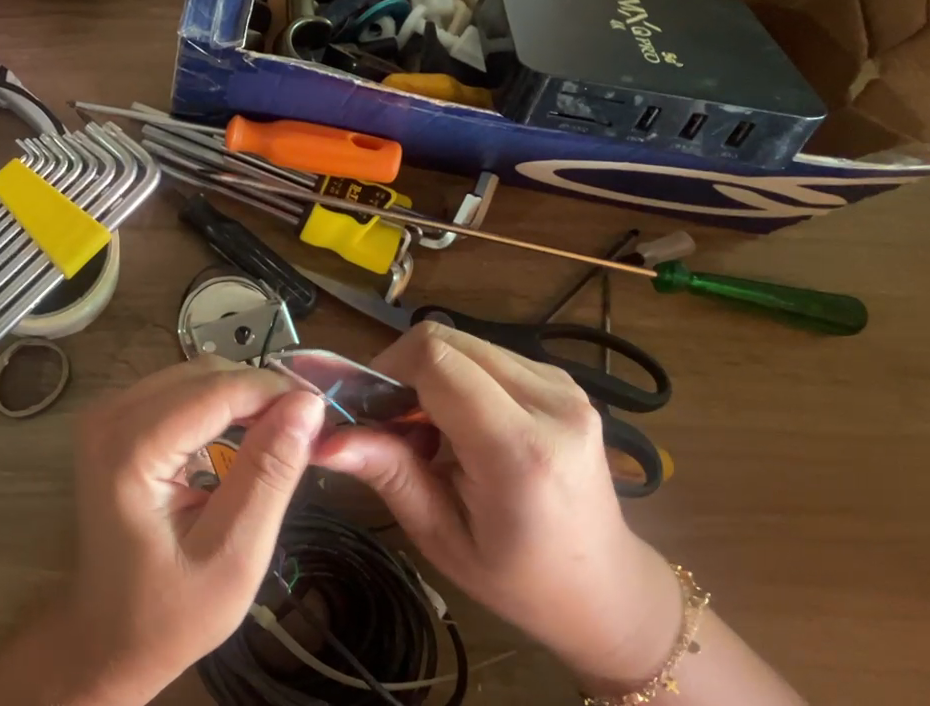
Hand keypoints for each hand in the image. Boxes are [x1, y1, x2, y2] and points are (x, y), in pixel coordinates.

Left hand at [67, 357, 326, 700]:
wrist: (109, 633)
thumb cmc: (170, 611)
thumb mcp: (233, 554)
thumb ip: (267, 475)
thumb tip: (306, 405)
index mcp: (127, 449)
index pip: (214, 390)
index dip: (274, 392)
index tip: (324, 412)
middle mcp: (108, 417)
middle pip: (201, 375)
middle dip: (259, 392)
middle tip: (308, 429)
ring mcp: (105, 416)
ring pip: (190, 377)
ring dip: (240, 396)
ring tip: (283, 435)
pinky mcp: (113, 423)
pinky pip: (175, 393)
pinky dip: (216, 406)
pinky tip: (245, 436)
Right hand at [313, 322, 682, 690]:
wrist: (607, 590)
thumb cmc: (518, 578)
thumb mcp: (441, 536)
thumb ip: (387, 473)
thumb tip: (322, 439)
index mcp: (520, 449)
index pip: (434, 360)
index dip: (385, 370)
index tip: (369, 412)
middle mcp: (551, 404)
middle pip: (444, 340)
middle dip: (402, 370)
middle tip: (392, 423)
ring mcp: (564, 388)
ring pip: (461, 342)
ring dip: (428, 373)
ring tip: (427, 429)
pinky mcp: (563, 382)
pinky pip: (485, 354)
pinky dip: (455, 377)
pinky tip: (458, 424)